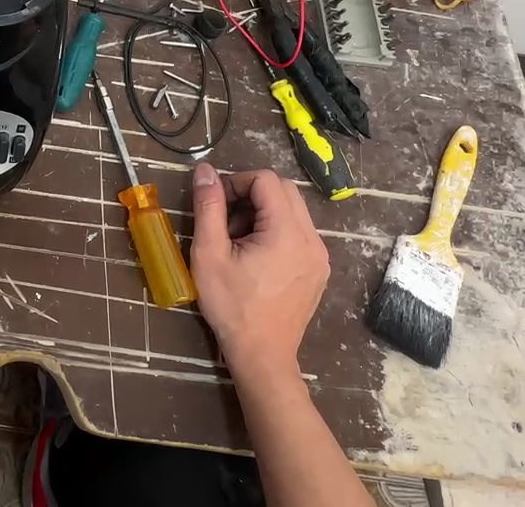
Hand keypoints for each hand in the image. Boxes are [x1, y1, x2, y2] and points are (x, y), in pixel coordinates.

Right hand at [189, 164, 329, 387]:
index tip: (216, 204)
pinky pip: (298, 231)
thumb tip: (204, 170)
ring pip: (292, 209)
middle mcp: (312, 239)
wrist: (262, 356)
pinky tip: (255, 255)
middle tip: (225, 220)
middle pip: (283, 189)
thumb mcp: (209, 253)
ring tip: (237, 240)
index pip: (265, 179)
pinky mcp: (318, 269)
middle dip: (250, 194)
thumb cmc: (232, 305)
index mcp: (287, 233)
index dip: (236, 182)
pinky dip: (275, 229)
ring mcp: (320, 256)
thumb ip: (208, 206)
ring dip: (262, 211)